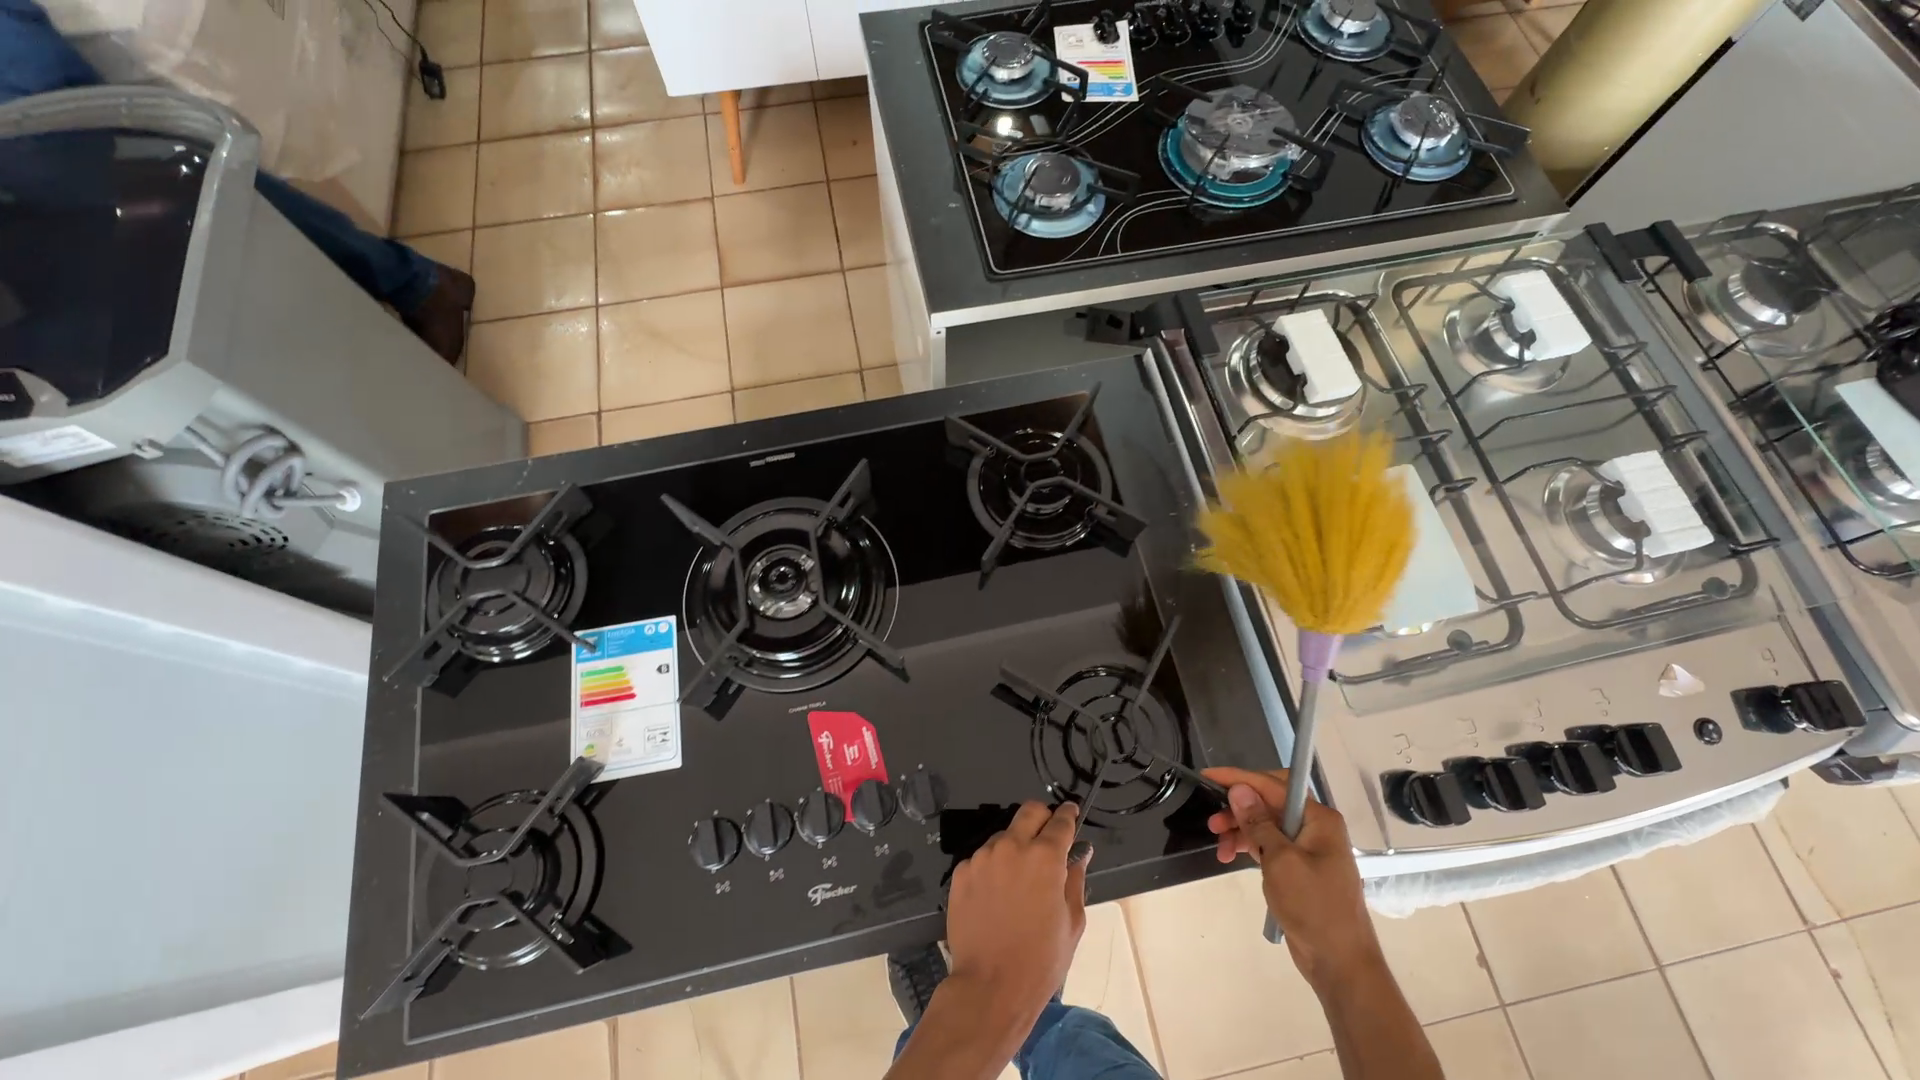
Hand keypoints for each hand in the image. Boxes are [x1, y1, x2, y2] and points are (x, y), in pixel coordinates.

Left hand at [944, 801, 1091, 1018]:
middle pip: (1029, 812)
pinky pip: (982, 859)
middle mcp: (1011, 847)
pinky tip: (997, 894)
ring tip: (1019, 879)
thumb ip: (1075, 879)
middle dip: (1042, 818)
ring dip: (1015, 846)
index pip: (1060, 821)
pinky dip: (993, 867)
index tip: (1071, 813)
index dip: (1069, 815)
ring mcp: (981, 858)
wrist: (990, 985)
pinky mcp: (960, 873)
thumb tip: (1080, 854)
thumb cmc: (1041, 959)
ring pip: (1003, 836)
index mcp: (1045, 857)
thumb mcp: (1072, 921)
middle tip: (1047, 837)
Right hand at [1201, 767, 1381, 992]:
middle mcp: (1314, 827)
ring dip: (1240, 830)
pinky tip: (1230, 857)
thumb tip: (1239, 789)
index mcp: (1318, 819)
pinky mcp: (1298, 868)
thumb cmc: (1313, 907)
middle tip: (1211, 822)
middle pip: (1269, 803)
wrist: (1339, 961)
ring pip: (1265, 825)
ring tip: (1219, 846)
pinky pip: (1269, 845)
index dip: (1239, 779)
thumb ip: (1258, 823)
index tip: (1208, 777)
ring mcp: (1307, 849)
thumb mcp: (1280, 861)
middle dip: (1238, 808)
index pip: (1273, 785)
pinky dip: (1249, 847)